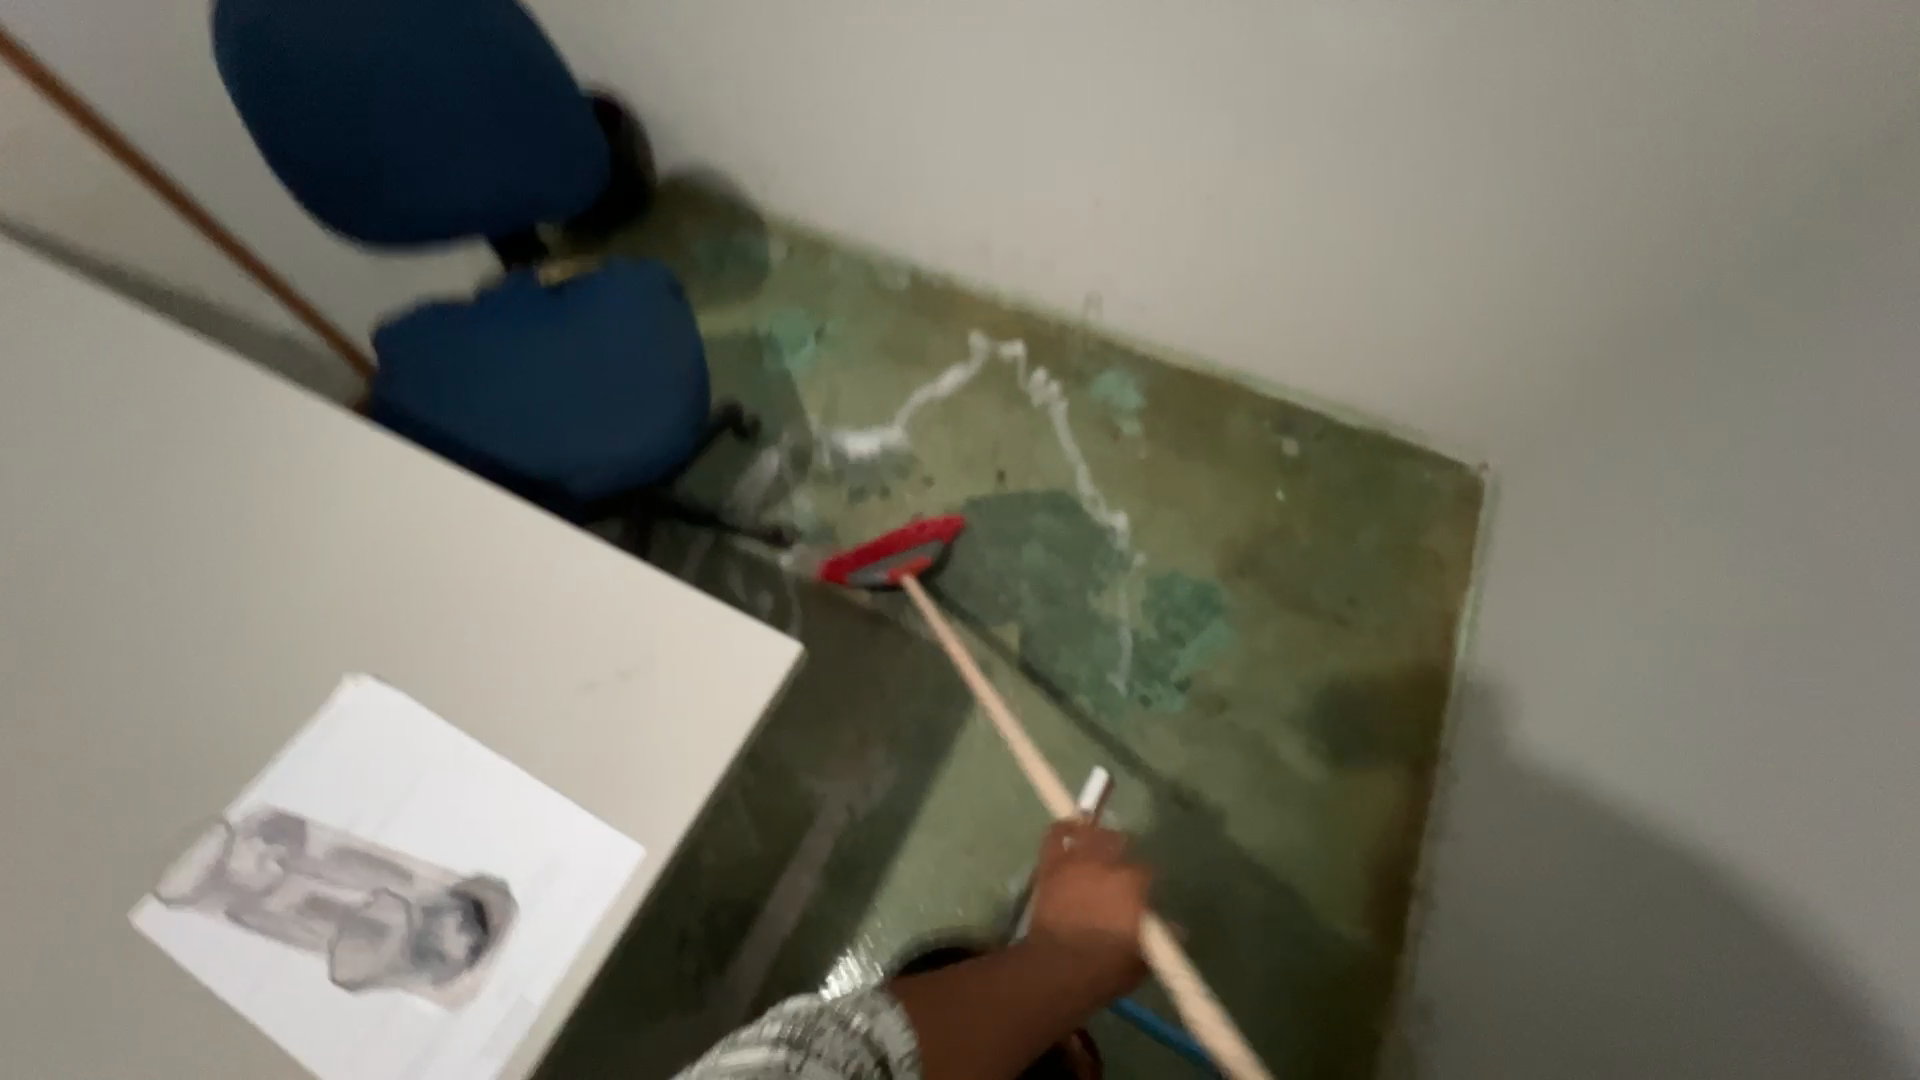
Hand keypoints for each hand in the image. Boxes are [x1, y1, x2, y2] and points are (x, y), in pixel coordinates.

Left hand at [1025, 819, 1151, 1001]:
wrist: (1059, 968)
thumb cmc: (1106, 968)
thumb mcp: (1143, 959)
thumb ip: (1160, 937)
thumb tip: (1177, 928)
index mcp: (1133, 884)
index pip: (1147, 871)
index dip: (1146, 881)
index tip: (1144, 891)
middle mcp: (1107, 864)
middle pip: (1119, 842)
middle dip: (1123, 851)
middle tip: (1121, 865)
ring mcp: (1076, 861)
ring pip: (1090, 833)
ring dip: (1097, 835)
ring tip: (1099, 839)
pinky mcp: (1052, 865)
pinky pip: (1056, 835)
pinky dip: (1063, 828)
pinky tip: (1069, 827)